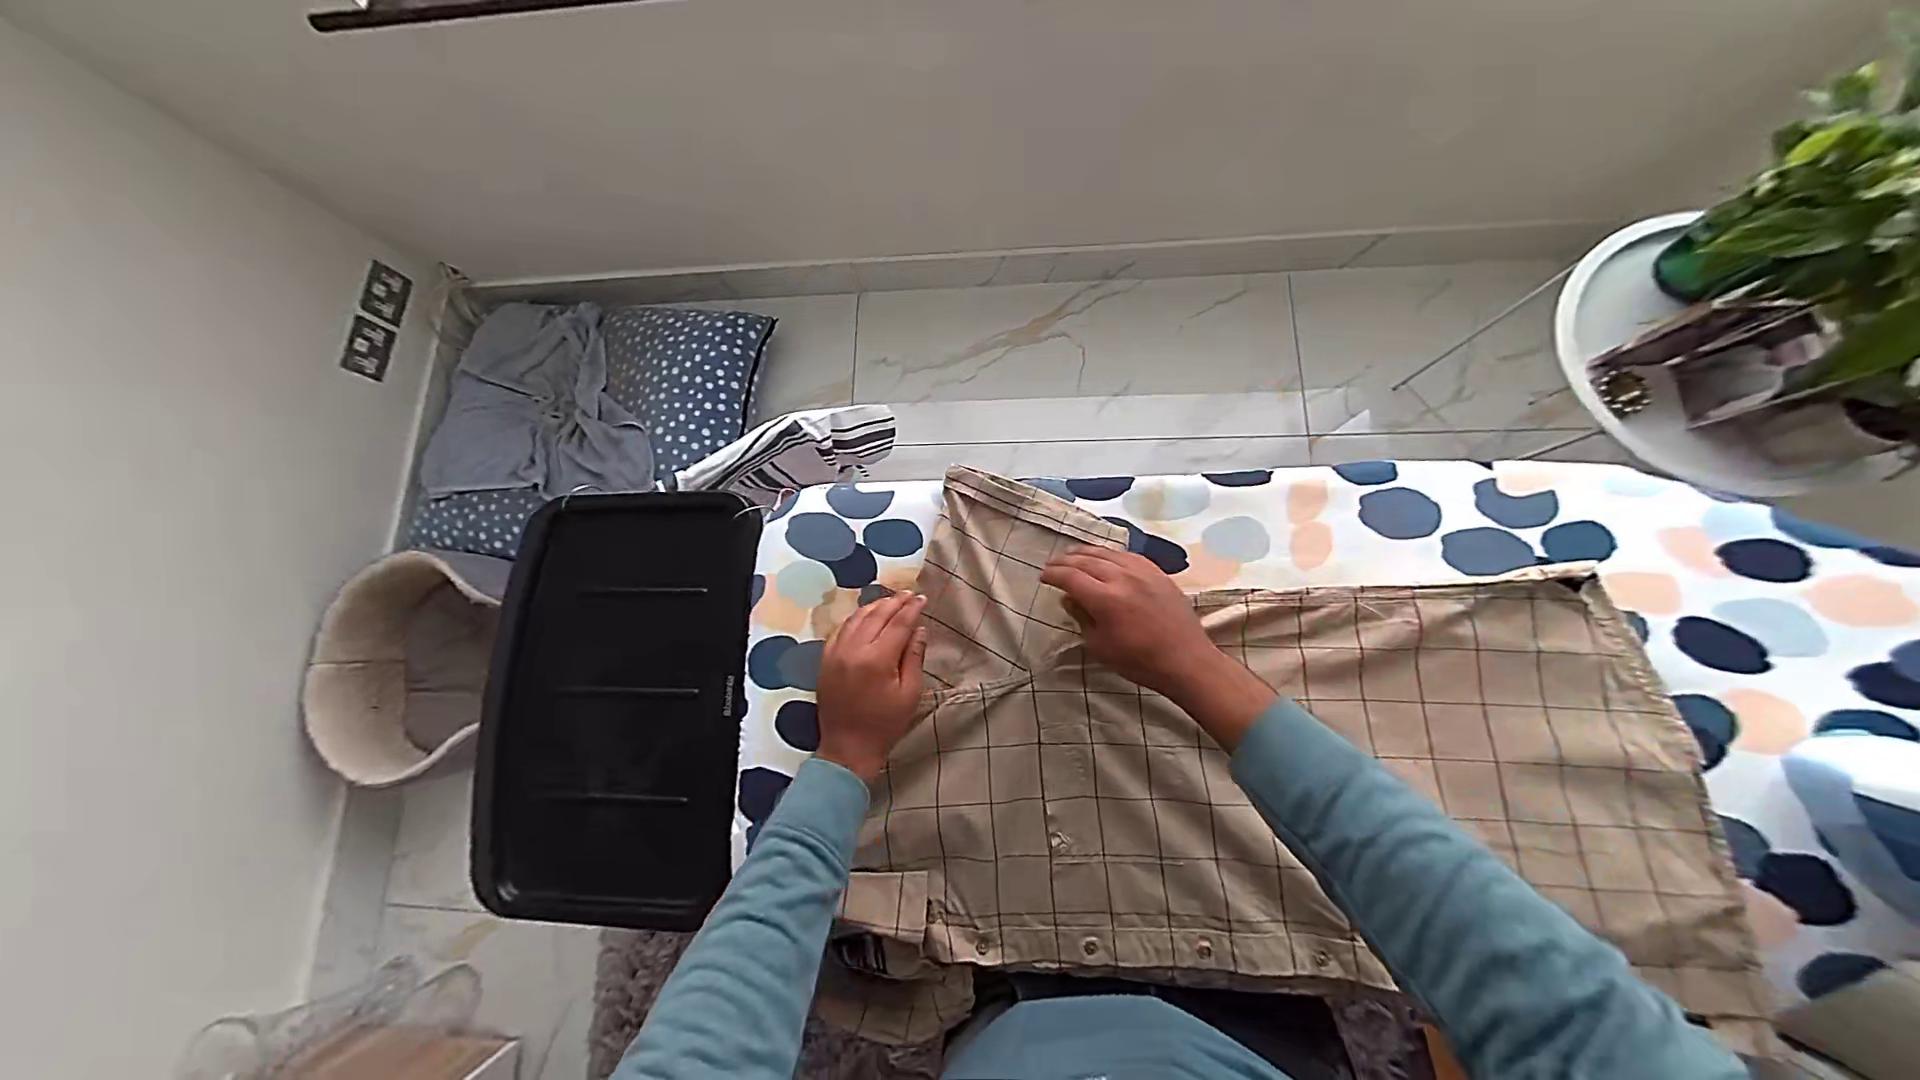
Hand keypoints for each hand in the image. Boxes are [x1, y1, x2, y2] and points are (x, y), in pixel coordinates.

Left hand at [815, 591, 928, 782]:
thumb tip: (919, 629)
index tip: (922, 599)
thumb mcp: (909, 693)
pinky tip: (865, 616)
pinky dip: (855, 618)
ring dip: (874, 606)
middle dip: (895, 602)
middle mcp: (853, 650)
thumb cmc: (884, 724)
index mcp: (877, 659)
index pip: (898, 624)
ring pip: (856, 618)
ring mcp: (835, 653)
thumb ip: (914, 657)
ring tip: (890, 601)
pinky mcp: (826, 660)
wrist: (848, 748)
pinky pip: (840, 630)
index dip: (912, 609)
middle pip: (876, 615)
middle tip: (909, 595)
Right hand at [1039, 548, 1222, 698]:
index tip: (1043, 576)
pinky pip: (1128, 555)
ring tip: (1073, 555)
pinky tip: (1106, 557)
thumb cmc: (1140, 661)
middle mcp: (1122, 578)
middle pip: (1086, 560)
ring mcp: (1142, 572)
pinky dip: (1111, 554)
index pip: (1070, 577)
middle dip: (1065, 560)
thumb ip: (1082, 618)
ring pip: (1107, 553)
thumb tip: (1070, 598)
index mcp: (1105, 599)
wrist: (1186, 661)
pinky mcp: (1158, 573)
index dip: (1053, 575)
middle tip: (1053, 563)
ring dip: (1086, 552)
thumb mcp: (1100, 646)